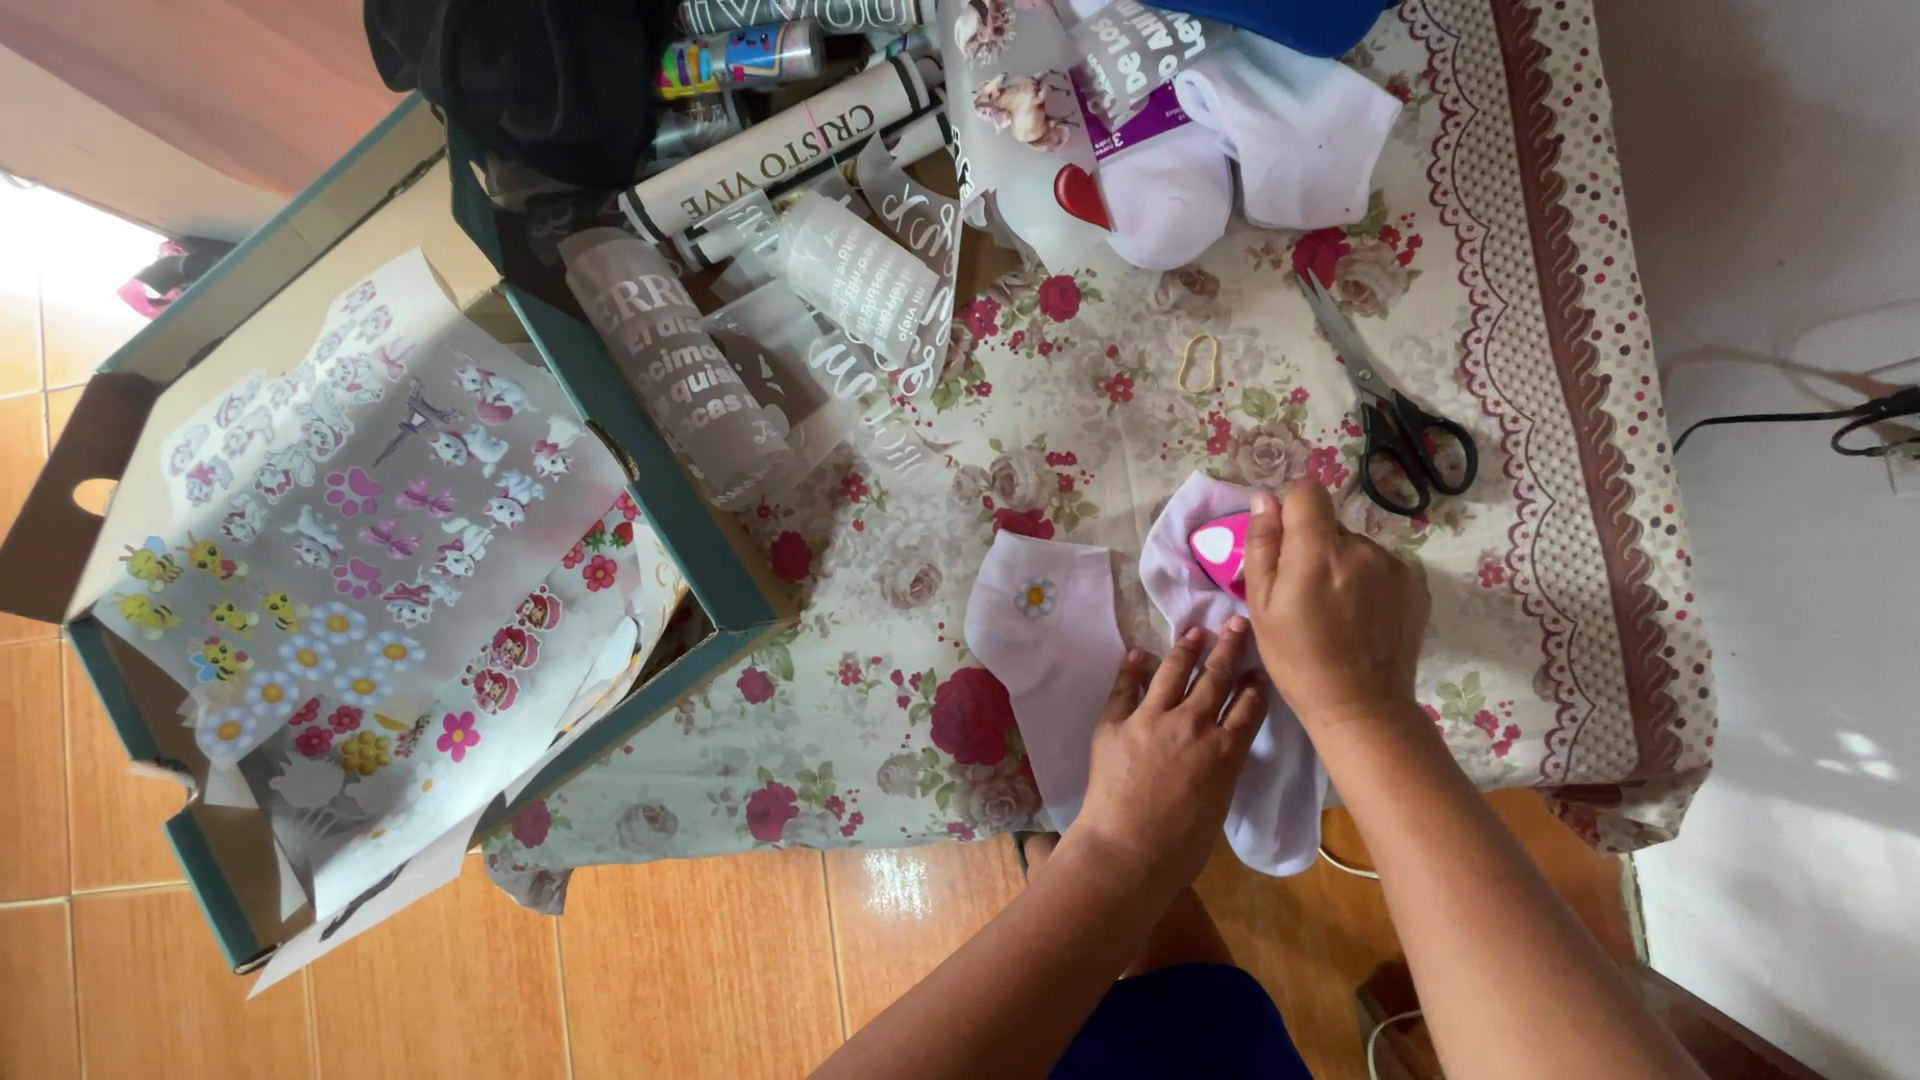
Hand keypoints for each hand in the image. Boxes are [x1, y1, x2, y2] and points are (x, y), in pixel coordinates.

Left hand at [1067, 620, 1265, 898]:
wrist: (1127, 851)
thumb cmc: (1180, 847)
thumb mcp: (1217, 803)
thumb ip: (1219, 768)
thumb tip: (1215, 750)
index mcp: (1225, 752)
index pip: (1248, 707)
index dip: (1254, 685)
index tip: (1258, 669)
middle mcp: (1192, 725)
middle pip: (1216, 677)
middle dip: (1229, 648)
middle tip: (1236, 624)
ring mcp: (1151, 718)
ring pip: (1173, 672)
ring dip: (1186, 649)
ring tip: (1195, 631)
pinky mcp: (1115, 722)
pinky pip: (1125, 687)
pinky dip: (1131, 668)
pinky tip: (1138, 653)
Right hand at [1241, 480, 1431, 731]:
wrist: (1361, 706)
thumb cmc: (1297, 658)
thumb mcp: (1261, 605)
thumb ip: (1261, 546)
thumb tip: (1264, 501)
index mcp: (1318, 550)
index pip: (1306, 491)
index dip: (1289, 508)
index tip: (1281, 541)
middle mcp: (1361, 547)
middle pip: (1329, 524)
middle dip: (1311, 545)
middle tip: (1302, 592)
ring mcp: (1393, 566)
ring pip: (1354, 547)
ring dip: (1340, 564)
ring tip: (1333, 609)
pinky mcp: (1415, 585)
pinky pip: (1378, 566)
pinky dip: (1365, 581)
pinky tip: (1359, 616)